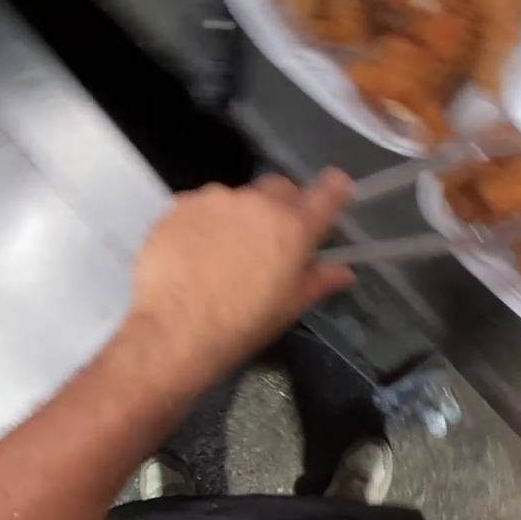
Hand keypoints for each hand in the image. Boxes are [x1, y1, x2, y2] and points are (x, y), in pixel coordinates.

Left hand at [126, 171, 354, 395]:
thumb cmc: (242, 325)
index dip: (334, 190)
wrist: (176, 330)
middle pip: (280, 189)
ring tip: (224, 256)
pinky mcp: (180, 206)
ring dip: (239, 218)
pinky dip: (205, 225)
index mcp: (293, 228)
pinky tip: (194, 256)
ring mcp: (216, 200)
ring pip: (237, 200)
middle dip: (282, 207)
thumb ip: (318, 282)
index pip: (327, 194)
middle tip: (272, 240)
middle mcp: (258, 203)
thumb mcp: (288, 308)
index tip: (336, 190)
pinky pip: (201, 208)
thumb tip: (344, 273)